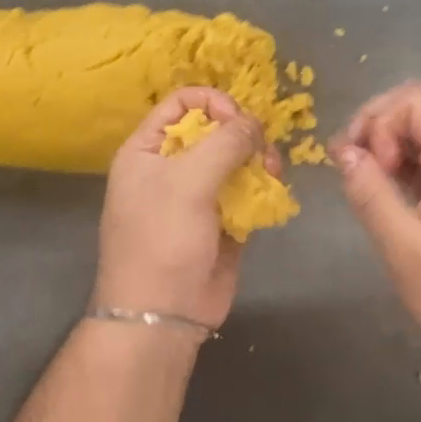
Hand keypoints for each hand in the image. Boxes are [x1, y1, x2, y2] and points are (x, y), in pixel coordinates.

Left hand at [93, 88, 279, 328]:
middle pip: (215, 129)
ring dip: (258, 159)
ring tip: (272, 173)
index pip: (182, 103)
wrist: (163, 318)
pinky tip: (273, 192)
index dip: (213, 103)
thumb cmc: (162, 240)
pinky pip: (247, 189)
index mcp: (147, 151)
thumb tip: (255, 121)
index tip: (236, 121)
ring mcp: (198, 195)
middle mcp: (172, 167)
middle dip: (243, 133)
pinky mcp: (223, 220)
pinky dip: (263, 186)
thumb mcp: (188, 182)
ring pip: (236, 158)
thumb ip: (226, 142)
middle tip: (261, 149)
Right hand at [331, 81, 420, 357]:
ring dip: (383, 145)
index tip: (365, 166)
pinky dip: (396, 162)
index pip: (413, 101)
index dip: (379, 123)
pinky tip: (378, 190)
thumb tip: (343, 151)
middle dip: (376, 129)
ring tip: (359, 181)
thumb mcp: (406, 249)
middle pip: (414, 108)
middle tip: (353, 169)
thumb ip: (372, 195)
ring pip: (417, 129)